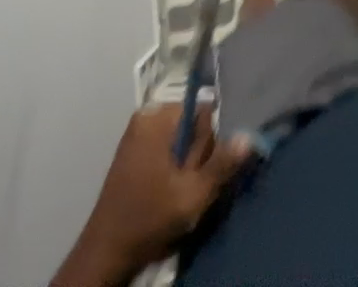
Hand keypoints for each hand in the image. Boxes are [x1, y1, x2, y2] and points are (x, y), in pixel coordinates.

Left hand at [52, 104, 254, 286]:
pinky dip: (175, 167)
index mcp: (156, 118)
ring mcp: (136, 135)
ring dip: (189, 164)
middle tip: (198, 184)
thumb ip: (222, 164)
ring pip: (179, 141)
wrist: (109, 247)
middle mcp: (144, 118)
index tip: (216, 165)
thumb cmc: (151, 216)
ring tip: (187, 191)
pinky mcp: (133, 153)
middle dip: (201, 153)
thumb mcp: (193, 193)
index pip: (202, 110)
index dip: (215, 138)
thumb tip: (248, 135)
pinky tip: (175, 192)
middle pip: (190, 125)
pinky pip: (165, 149)